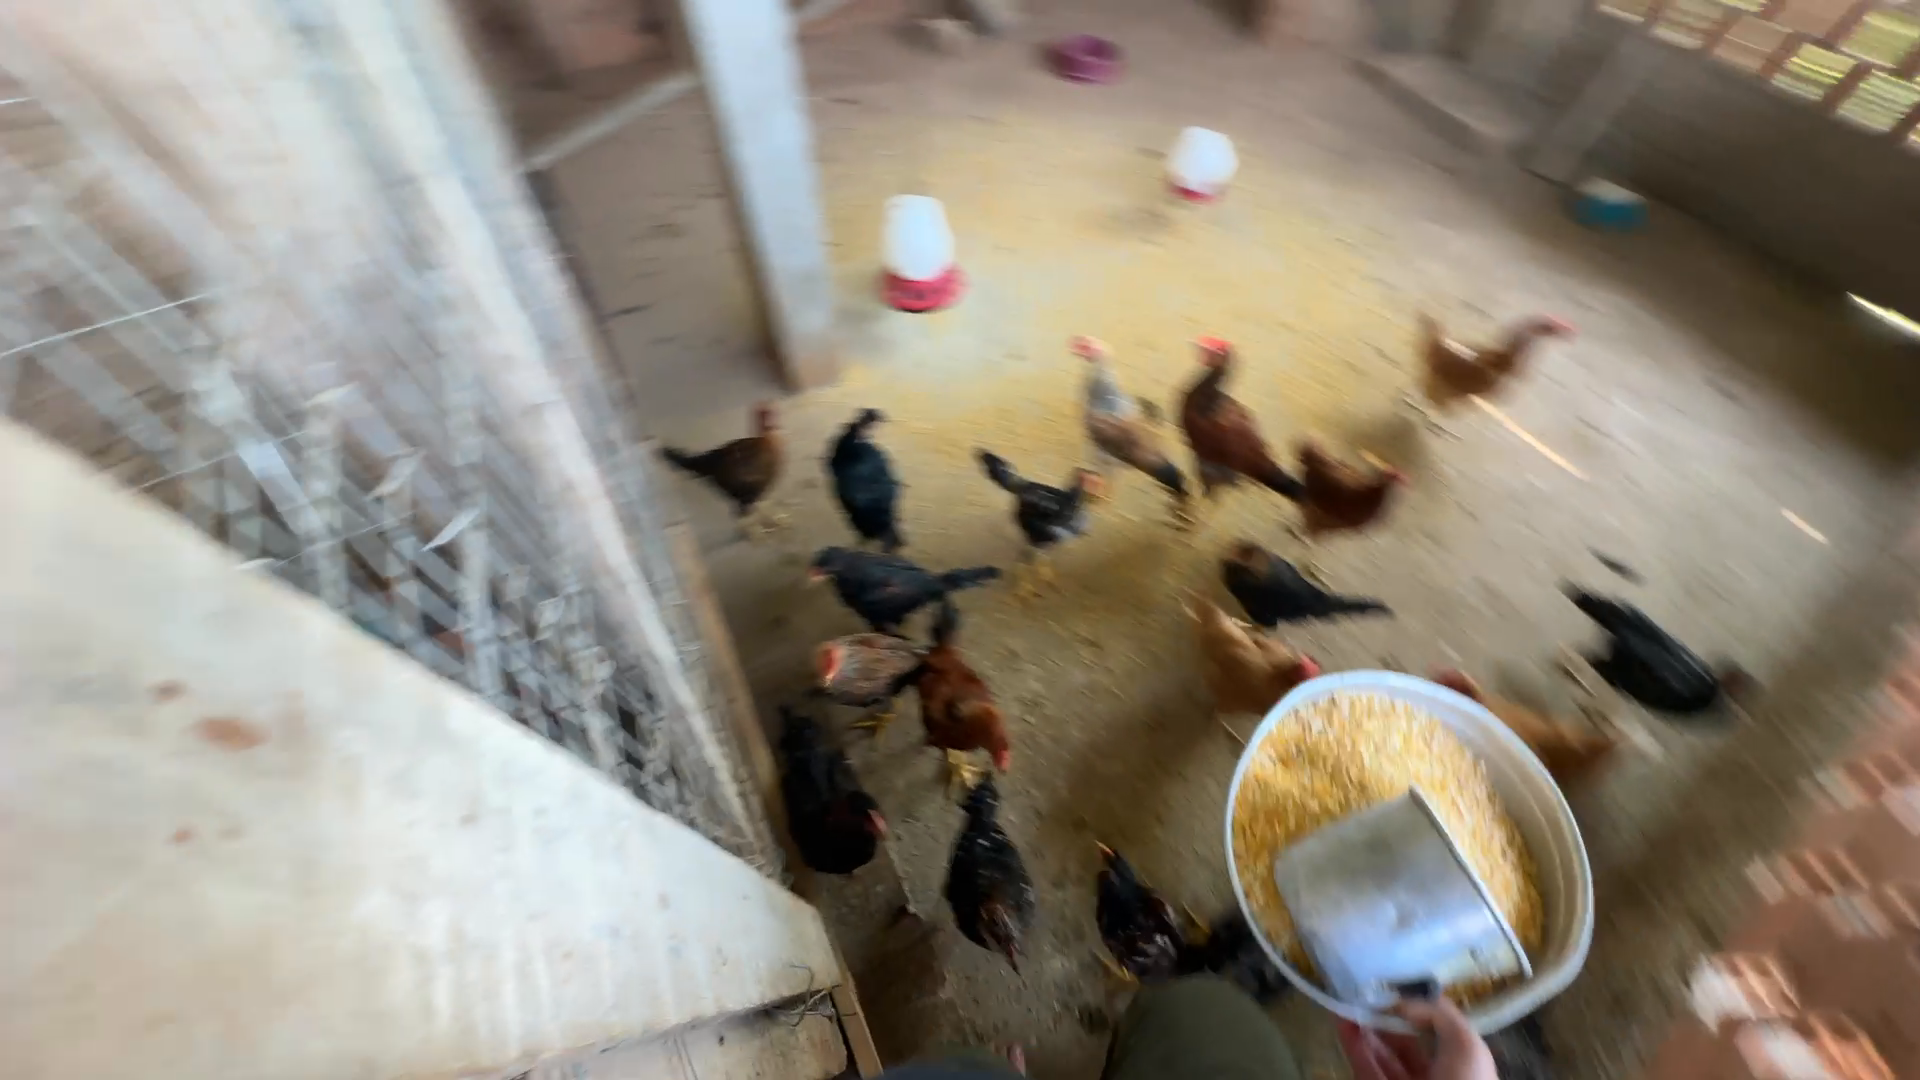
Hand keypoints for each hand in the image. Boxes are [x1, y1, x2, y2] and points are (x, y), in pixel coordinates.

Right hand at [1336, 998, 1496, 1079]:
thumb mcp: (1467, 1047)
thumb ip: (1440, 1015)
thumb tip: (1403, 1004)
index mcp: (1464, 1074)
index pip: (1440, 1038)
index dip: (1418, 1013)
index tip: (1396, 993)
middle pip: (1406, 1046)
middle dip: (1385, 1021)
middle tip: (1366, 998)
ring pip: (1382, 1057)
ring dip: (1364, 1030)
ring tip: (1348, 1005)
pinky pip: (1366, 1069)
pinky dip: (1353, 1046)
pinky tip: (1342, 1023)